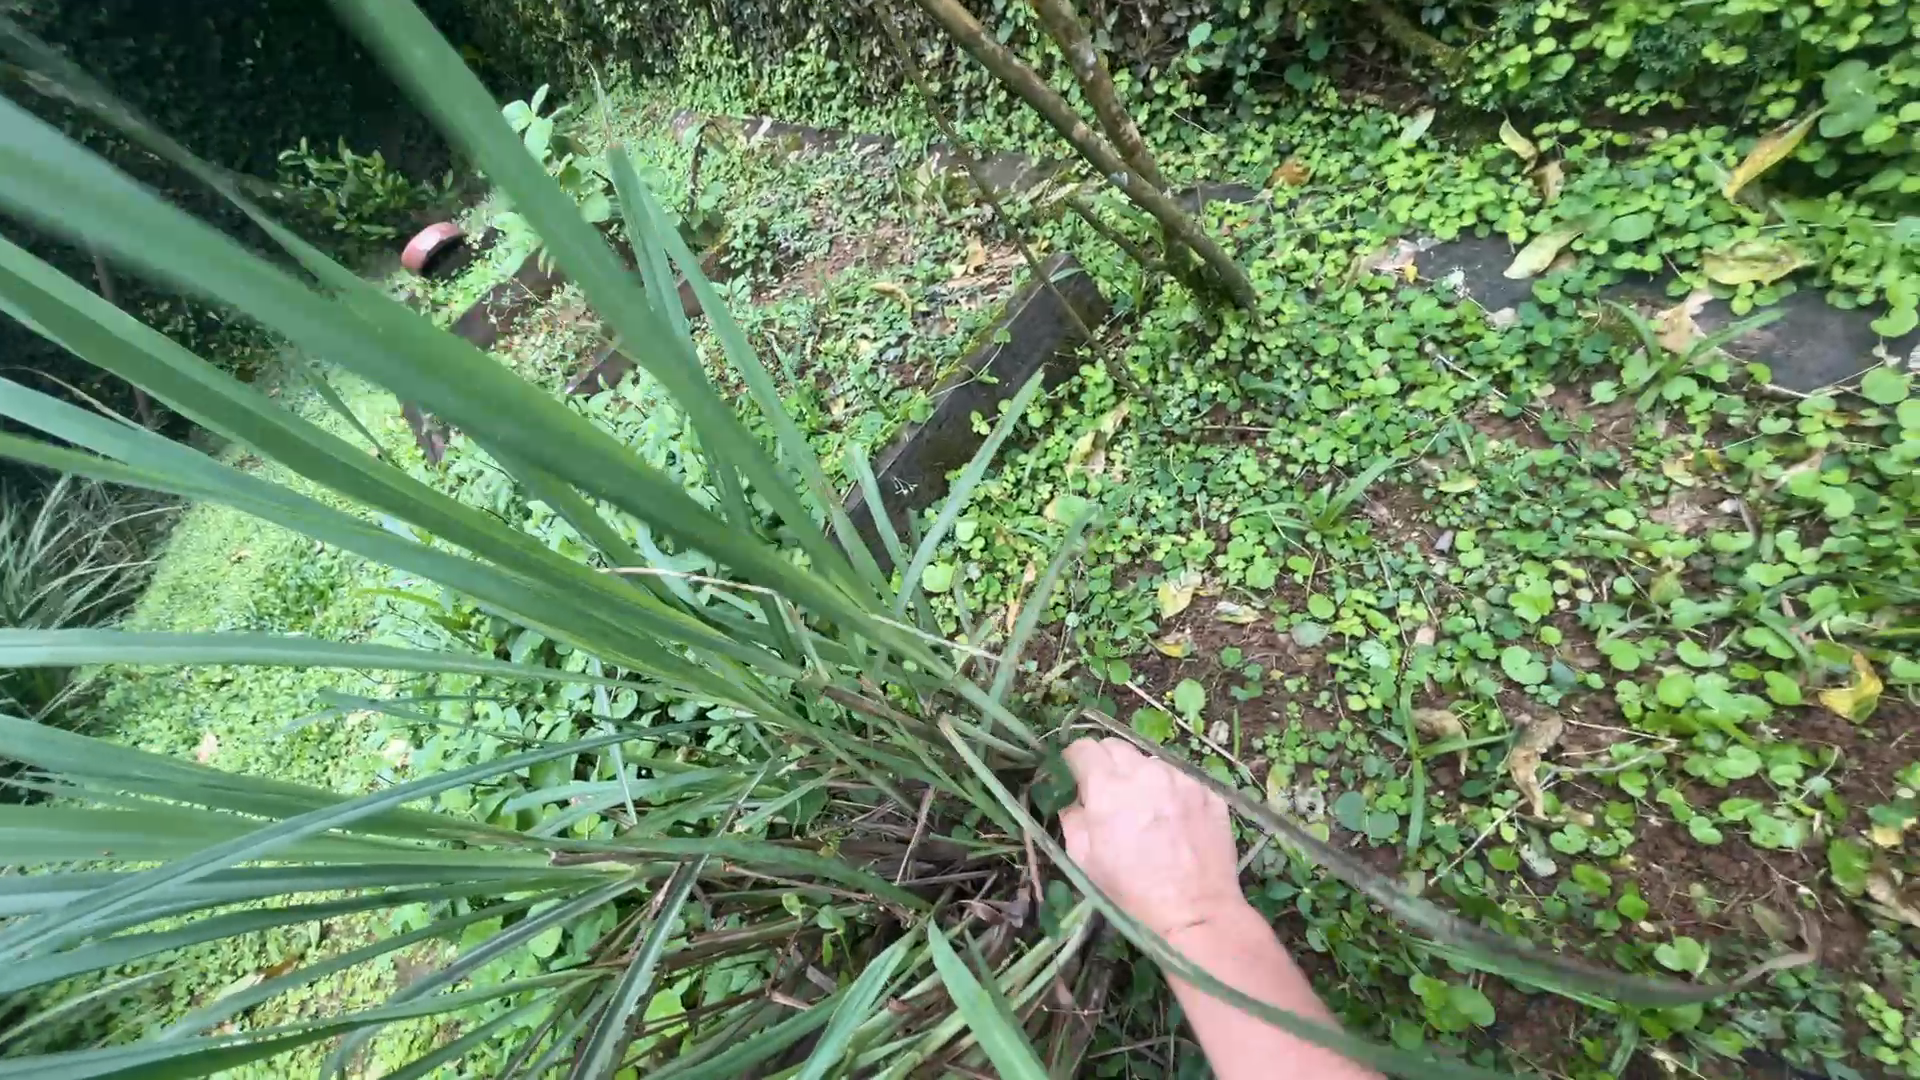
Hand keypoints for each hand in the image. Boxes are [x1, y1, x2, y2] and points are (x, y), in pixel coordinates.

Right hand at [1057, 737, 1246, 937]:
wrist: (1196, 916)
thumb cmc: (1132, 893)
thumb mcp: (1084, 860)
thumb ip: (1072, 817)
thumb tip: (1075, 798)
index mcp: (1108, 788)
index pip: (1083, 748)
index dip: (1075, 761)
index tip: (1076, 776)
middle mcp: (1145, 773)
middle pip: (1115, 745)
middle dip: (1105, 763)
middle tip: (1108, 792)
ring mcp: (1180, 779)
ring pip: (1148, 761)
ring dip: (1140, 776)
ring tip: (1146, 808)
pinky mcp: (1207, 791)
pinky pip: (1179, 778)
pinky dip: (1170, 790)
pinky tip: (1174, 820)